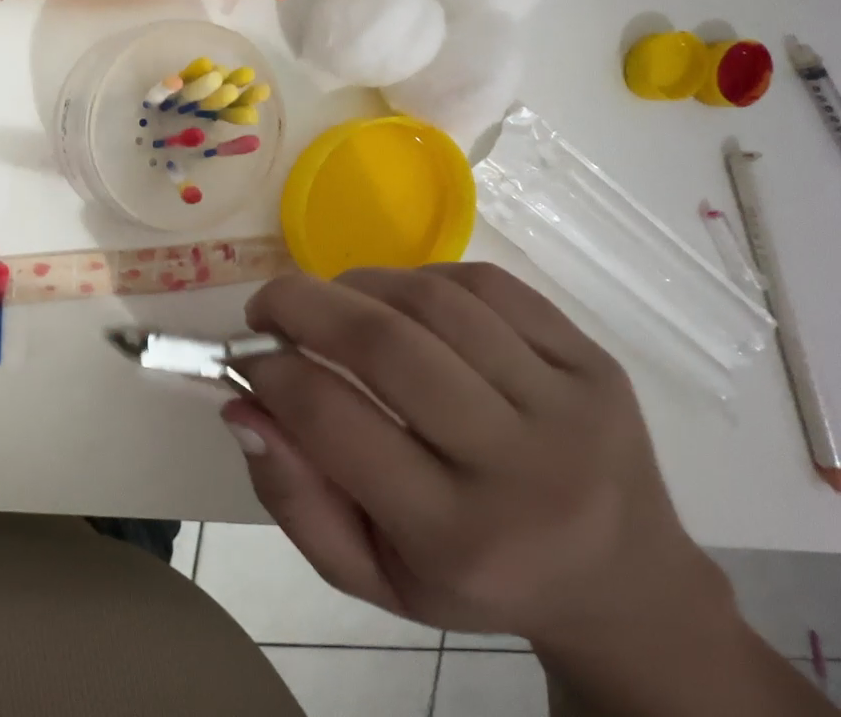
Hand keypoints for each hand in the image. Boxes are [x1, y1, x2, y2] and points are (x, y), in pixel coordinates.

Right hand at [221, 264, 732, 648]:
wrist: (619, 583)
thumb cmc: (467, 580)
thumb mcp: (361, 571)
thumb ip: (290, 495)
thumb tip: (241, 405)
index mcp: (457, 534)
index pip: (334, 419)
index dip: (269, 373)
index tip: (243, 360)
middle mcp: (523, 466)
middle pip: (385, 344)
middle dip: (299, 305)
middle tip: (264, 309)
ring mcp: (571, 405)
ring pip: (434, 300)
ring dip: (353, 285)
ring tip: (325, 305)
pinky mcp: (596, 363)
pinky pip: (489, 286)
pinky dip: (418, 278)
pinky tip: (395, 304)